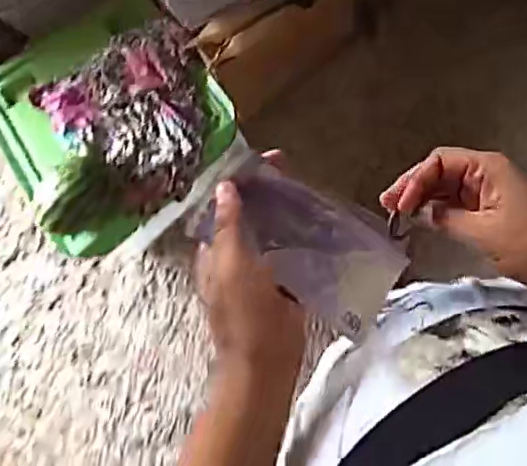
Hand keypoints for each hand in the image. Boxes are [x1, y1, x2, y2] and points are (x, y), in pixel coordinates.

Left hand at [196, 180, 304, 376]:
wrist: (267, 364)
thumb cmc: (243, 314)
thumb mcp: (231, 265)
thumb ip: (228, 227)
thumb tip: (225, 186)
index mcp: (214, 250)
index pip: (224, 205)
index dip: (240, 180)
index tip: (262, 162)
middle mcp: (233, 255)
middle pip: (248, 212)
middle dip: (264, 189)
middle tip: (288, 167)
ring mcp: (258, 268)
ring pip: (268, 227)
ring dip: (282, 207)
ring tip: (302, 185)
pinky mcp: (280, 280)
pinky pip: (287, 247)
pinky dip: (297, 231)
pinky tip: (313, 218)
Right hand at [380, 148, 526, 293]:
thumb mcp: (484, 234)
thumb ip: (448, 220)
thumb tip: (422, 214)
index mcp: (486, 167)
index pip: (440, 161)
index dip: (416, 180)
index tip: (399, 203)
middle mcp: (484, 172)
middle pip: (439, 171)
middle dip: (413, 186)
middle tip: (388, 205)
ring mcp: (485, 190)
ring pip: (444, 187)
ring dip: (421, 198)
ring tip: (395, 212)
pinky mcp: (487, 209)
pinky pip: (453, 203)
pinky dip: (435, 210)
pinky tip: (418, 219)